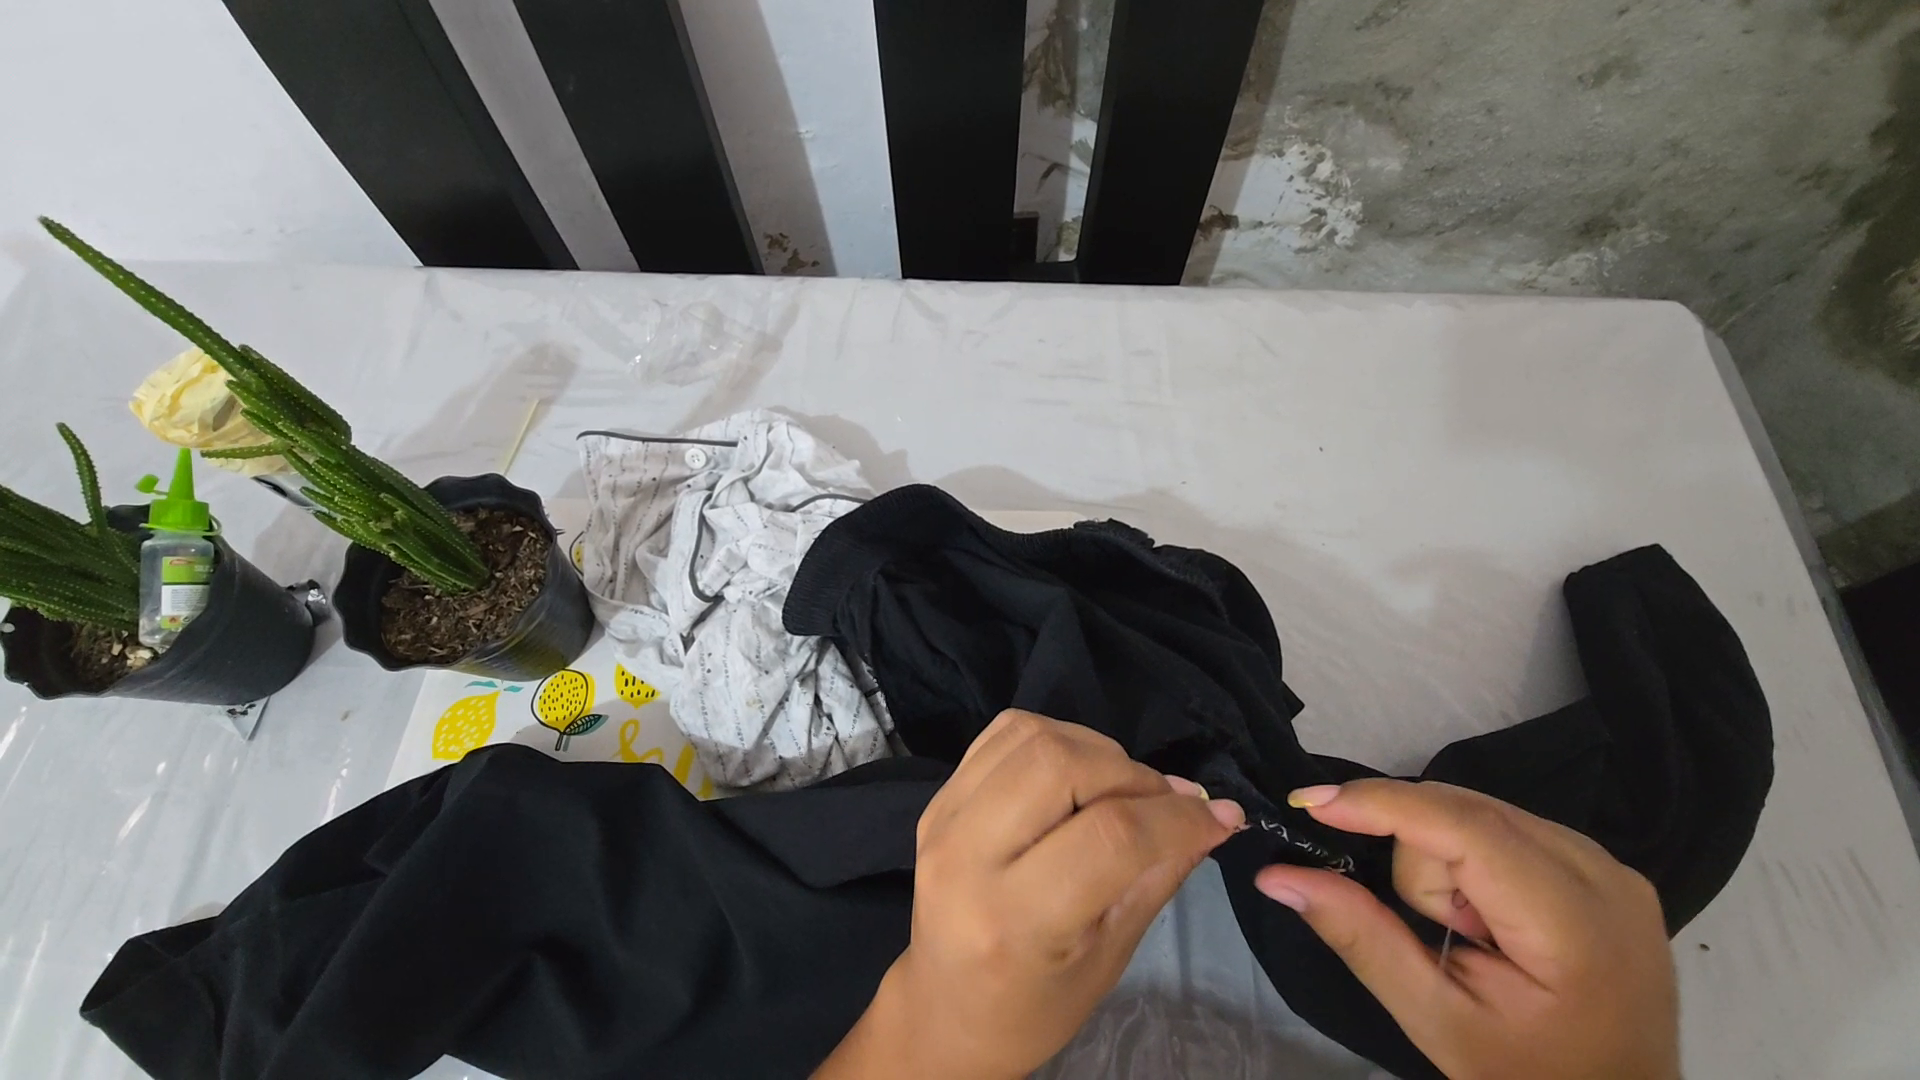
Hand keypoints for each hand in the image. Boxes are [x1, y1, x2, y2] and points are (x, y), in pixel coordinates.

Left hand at [814, 710, 1244, 1079]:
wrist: (943, 1007)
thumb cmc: (1033, 1003)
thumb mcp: (1108, 956)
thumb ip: (1158, 875)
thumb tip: (1214, 813)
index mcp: (1011, 920)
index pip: (1108, 837)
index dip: (1175, 817)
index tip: (1216, 816)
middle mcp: (966, 856)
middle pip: (1059, 764)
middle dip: (1130, 773)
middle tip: (1161, 803)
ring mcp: (944, 816)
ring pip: (1031, 736)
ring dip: (1095, 749)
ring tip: (1120, 788)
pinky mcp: (939, 795)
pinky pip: (1004, 733)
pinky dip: (1055, 738)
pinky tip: (1077, 774)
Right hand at [1255, 780, 1678, 1079]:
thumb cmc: (1526, 1075)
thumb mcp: (1434, 1019)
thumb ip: (1359, 936)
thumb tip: (1276, 875)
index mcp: (1574, 925)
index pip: (1463, 828)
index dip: (1381, 804)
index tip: (1307, 803)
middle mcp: (1600, 873)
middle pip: (1460, 811)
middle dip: (1417, 858)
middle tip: (1436, 931)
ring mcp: (1606, 863)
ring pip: (1472, 809)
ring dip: (1440, 858)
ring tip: (1467, 931)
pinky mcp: (1598, 861)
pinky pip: (1496, 820)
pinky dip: (1464, 853)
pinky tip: (1487, 913)